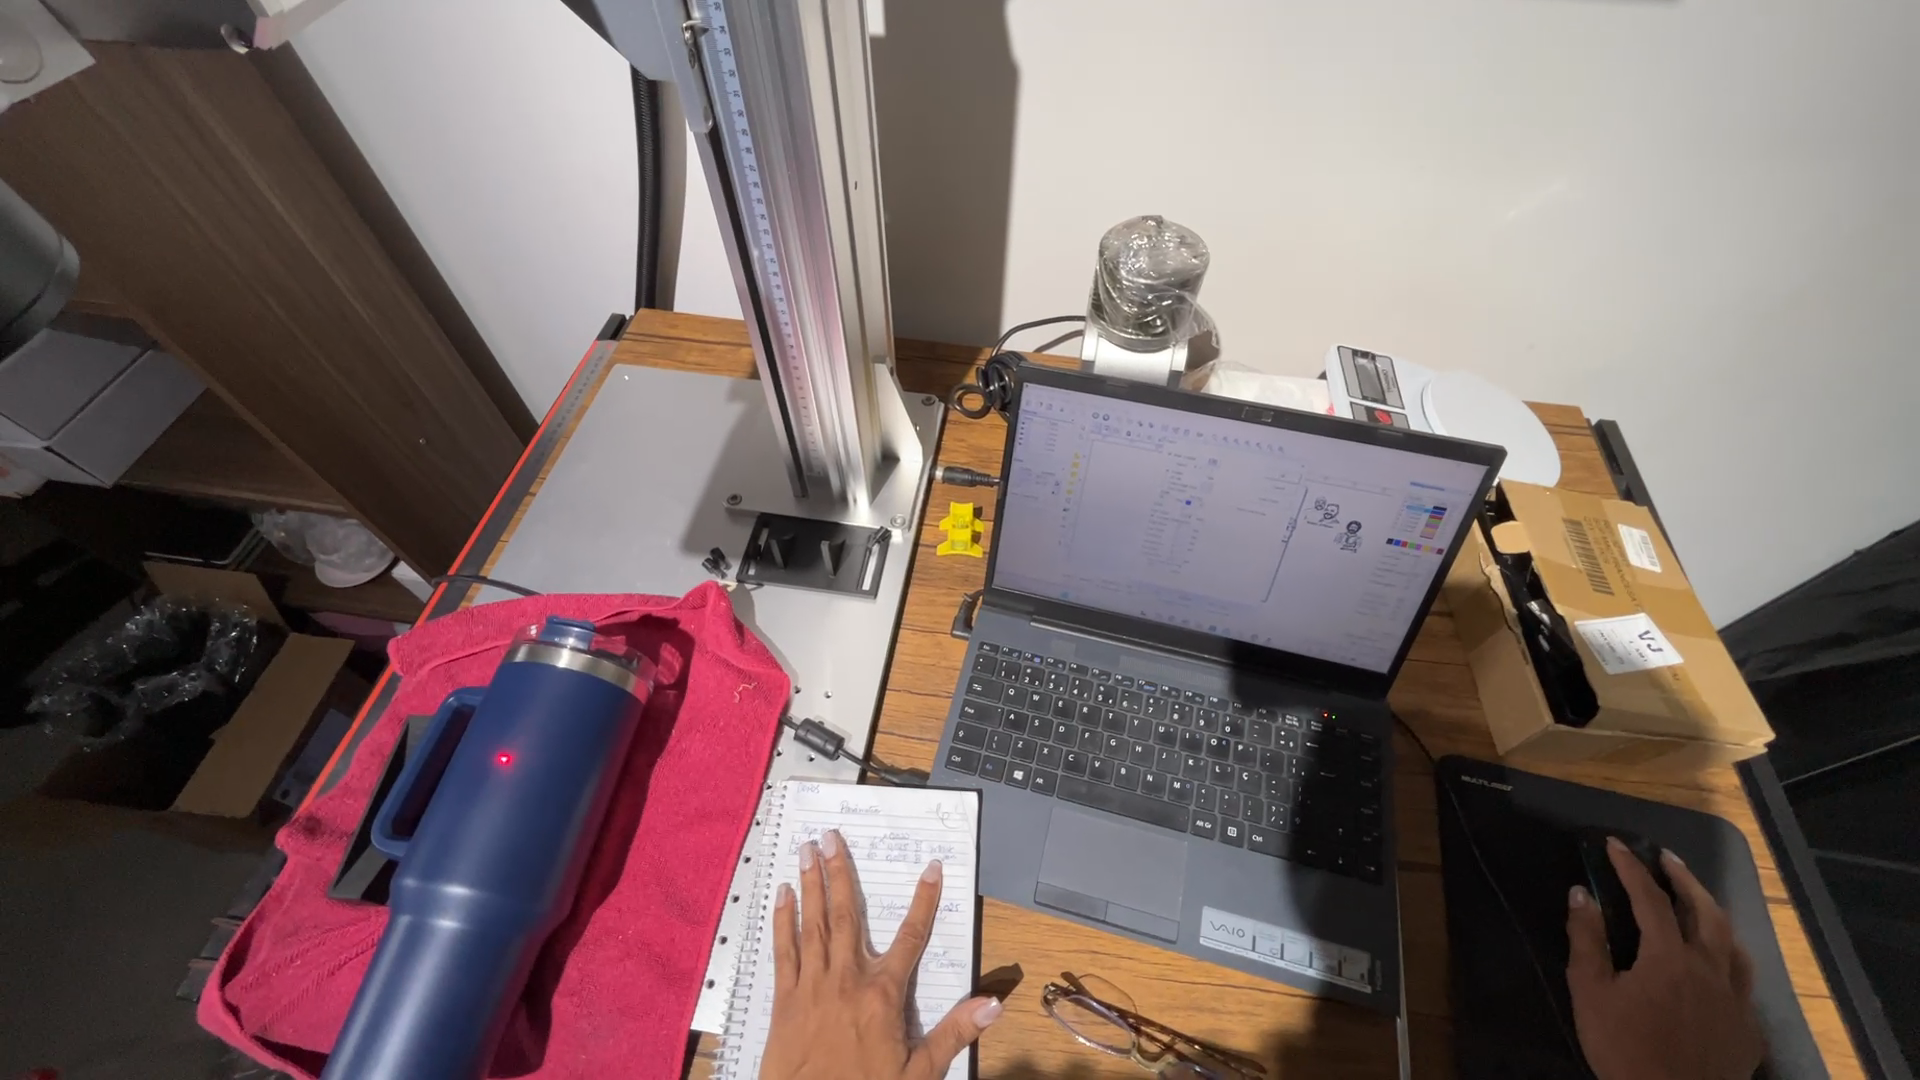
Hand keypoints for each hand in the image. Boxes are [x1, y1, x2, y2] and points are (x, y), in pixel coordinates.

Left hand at [760, 828, 1002, 1079]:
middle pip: (847, 913)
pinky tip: (782, 894)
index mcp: (884, 993)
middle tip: (831, 834)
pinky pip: (784, 951)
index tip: (932, 867)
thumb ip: (954, 1034)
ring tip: (807, 849)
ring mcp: (813, 985)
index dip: (925, 899)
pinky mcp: (784, 999)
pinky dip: (783, 920)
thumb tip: (994, 1003)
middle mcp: (848, 978)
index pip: (911, 936)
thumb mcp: (918, 1073)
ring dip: (812, 883)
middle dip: (841, 870)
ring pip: (814, 922)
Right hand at [1566, 838, 1764, 1079]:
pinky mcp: (1747, 1029)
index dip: (1631, 868)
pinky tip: (1714, 961)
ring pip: (1734, 946)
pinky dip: (1727, 955)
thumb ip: (1587, 938)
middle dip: (1685, 881)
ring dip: (1713, 915)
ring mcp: (1735, 1002)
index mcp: (1670, 959)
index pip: (1651, 900)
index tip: (1614, 844)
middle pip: (1707, 915)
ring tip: (1696, 901)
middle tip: (1666, 859)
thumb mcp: (1589, 989)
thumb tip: (1581, 893)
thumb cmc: (1622, 1045)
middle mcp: (1711, 972)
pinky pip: (1743, 980)